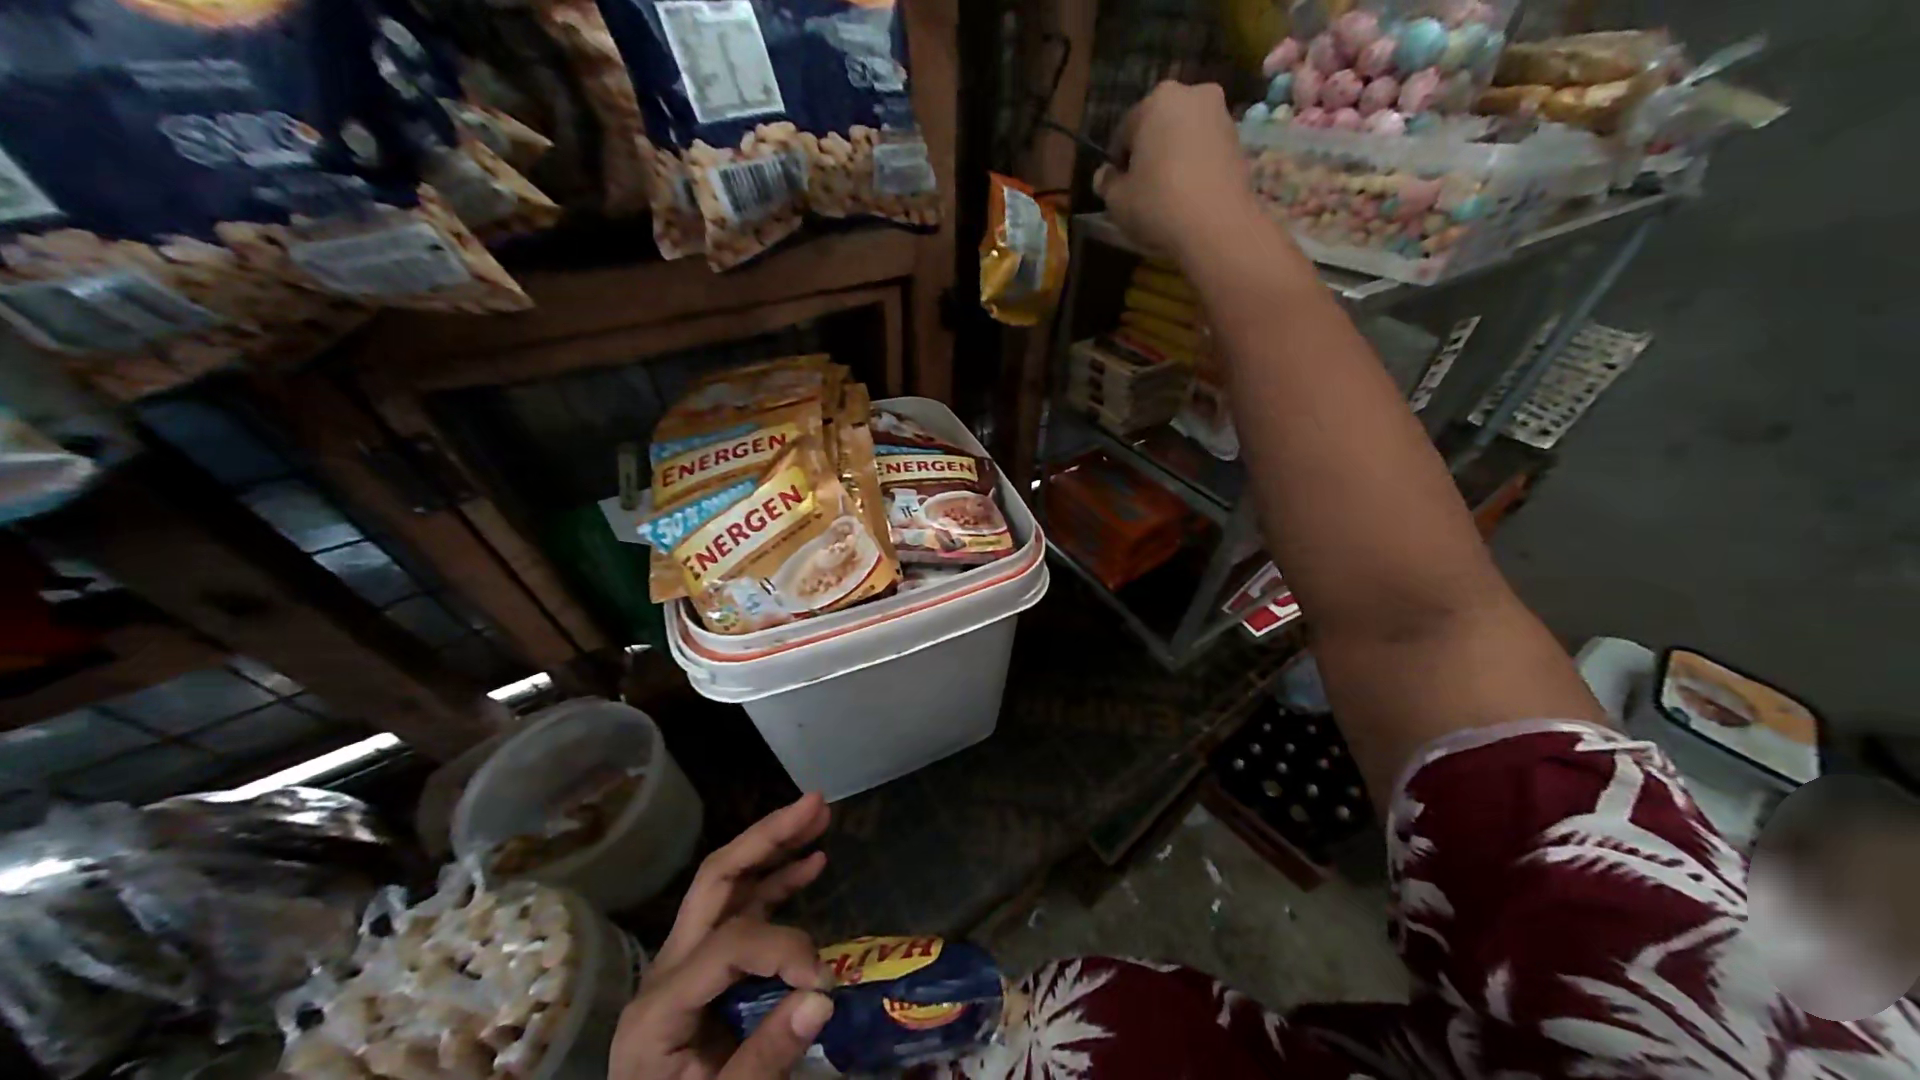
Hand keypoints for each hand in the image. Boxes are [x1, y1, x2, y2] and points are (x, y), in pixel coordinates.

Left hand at [610, 794, 835, 1079]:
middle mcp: (667, 968)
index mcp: (659, 1006)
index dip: (784, 949)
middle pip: (716, 880)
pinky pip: (743, 909)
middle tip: (815, 804)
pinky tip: (812, 862)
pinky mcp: (708, 966)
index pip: (728, 945)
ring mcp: (687, 961)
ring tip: (819, 816)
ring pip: (730, 883)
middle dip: (767, 838)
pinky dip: (778, 881)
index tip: (823, 983)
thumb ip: (765, 1057)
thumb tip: (823, 996)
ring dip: (776, 846)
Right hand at [1093, 81, 1259, 256]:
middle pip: (1159, 125)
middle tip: (1142, 184)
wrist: (1217, 224)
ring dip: (1174, 156)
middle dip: (1149, 150)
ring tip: (1167, 191)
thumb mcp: (1117, 199)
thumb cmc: (1158, 203)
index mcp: (1157, 100)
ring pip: (1185, 135)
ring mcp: (1221, 115)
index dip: (1118, 159)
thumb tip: (1105, 175)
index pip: (1126, 129)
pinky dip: (1195, 164)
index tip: (1117, 184)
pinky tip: (1189, 192)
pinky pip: (1206, 149)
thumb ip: (1107, 182)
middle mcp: (1192, 95)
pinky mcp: (1239, 140)